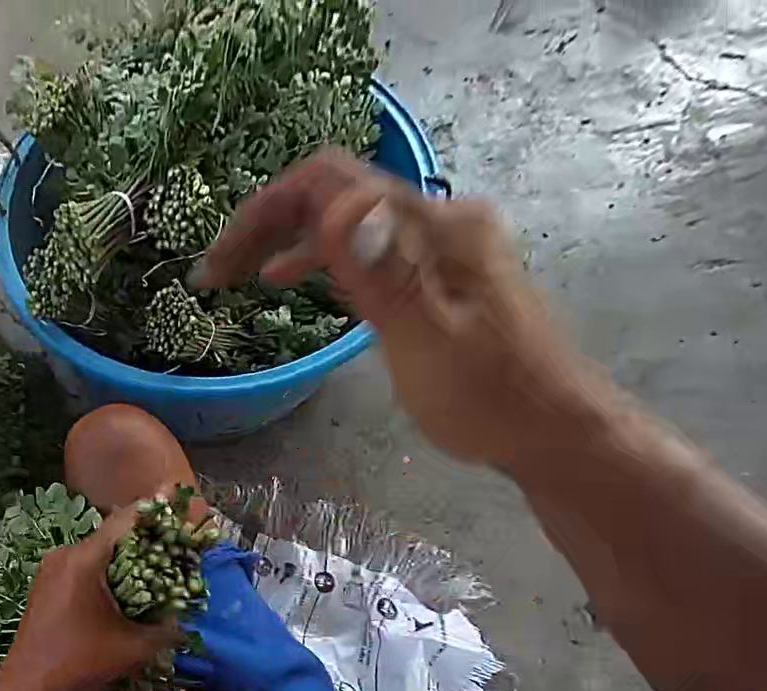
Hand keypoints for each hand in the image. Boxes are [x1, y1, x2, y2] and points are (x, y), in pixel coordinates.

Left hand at [0, 503, 183, 690]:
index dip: (157, 514)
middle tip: (176, 549)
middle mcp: (65, 554)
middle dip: (146, 540)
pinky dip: (108, 571)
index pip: (126, 520)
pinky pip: (85, 567)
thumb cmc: (80, 665)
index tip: (183, 513)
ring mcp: (52, 569)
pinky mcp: (47, 585)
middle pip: (114, 534)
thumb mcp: (134, 648)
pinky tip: (126, 591)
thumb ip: (168, 627)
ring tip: (157, 571)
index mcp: (84, 560)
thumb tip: (188, 616)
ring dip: (127, 558)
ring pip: (99, 551)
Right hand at [191, 150, 594, 463]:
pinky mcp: (436, 275)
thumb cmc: (489, 400)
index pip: (332, 185)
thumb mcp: (430, 343)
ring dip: (286, 242)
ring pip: (347, 222)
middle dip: (266, 227)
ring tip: (238, 276)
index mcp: (436, 228)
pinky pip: (366, 249)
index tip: (219, 266)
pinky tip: (292, 280)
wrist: (551, 429)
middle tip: (215, 273)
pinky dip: (320, 260)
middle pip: (335, 196)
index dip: (264, 214)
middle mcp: (438, 220)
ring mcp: (438, 246)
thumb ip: (386, 275)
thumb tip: (338, 211)